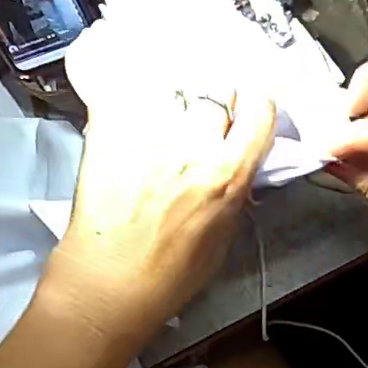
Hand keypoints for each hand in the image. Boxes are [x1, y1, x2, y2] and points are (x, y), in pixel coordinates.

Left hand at [41, 84, 276, 348]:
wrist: (108, 281)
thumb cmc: (168, 273)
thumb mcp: (224, 235)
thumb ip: (234, 190)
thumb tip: (237, 164)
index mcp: (227, 174)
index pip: (259, 112)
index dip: (255, 107)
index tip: (247, 109)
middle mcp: (193, 147)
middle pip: (214, 91)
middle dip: (213, 99)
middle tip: (201, 114)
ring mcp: (149, 135)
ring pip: (172, 86)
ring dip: (173, 95)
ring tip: (162, 111)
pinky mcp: (110, 131)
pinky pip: (124, 90)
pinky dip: (126, 92)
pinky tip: (125, 102)